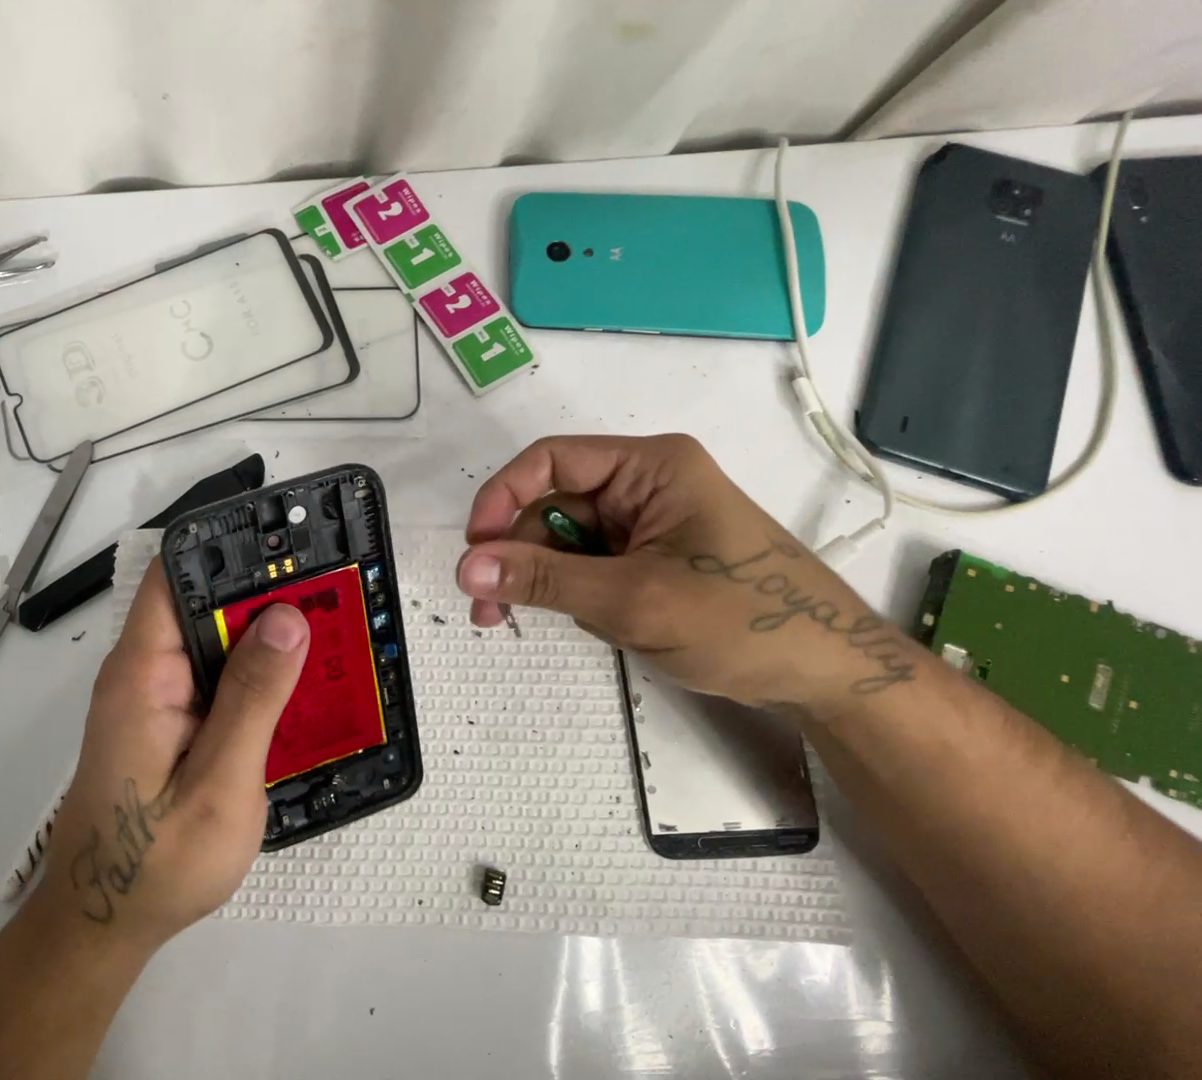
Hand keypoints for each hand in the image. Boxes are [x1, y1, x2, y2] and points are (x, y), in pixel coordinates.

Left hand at [31, 559, 309, 955]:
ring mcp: (151, 699)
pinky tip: (298, 681)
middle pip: (200, 605)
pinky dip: (253, 674)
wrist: (104, 925)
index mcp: (142, 672)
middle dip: (262, 591)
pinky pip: (212, 679)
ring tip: (331, 624)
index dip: (228, 550)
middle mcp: (141, 673)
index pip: (174, 577)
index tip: (291, 540)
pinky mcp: (164, 724)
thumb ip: (253, 698)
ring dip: (263, 634)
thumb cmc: (158, 862)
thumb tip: (286, 616)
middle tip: (334, 585)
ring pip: (211, 642)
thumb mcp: (218, 783)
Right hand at [455, 434, 921, 712]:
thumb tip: (465, 568)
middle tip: (485, 611)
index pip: (551, 461)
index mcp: (650, 468)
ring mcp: (648, 526)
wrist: (830, 676)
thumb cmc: (741, 621)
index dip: (502, 498)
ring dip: (538, 580)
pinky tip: (574, 622)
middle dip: (516, 554)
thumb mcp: (631, 599)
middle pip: (552, 506)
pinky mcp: (651, 562)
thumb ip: (543, 580)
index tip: (476, 551)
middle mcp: (645, 487)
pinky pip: (588, 568)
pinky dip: (569, 594)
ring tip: (511, 624)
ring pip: (565, 542)